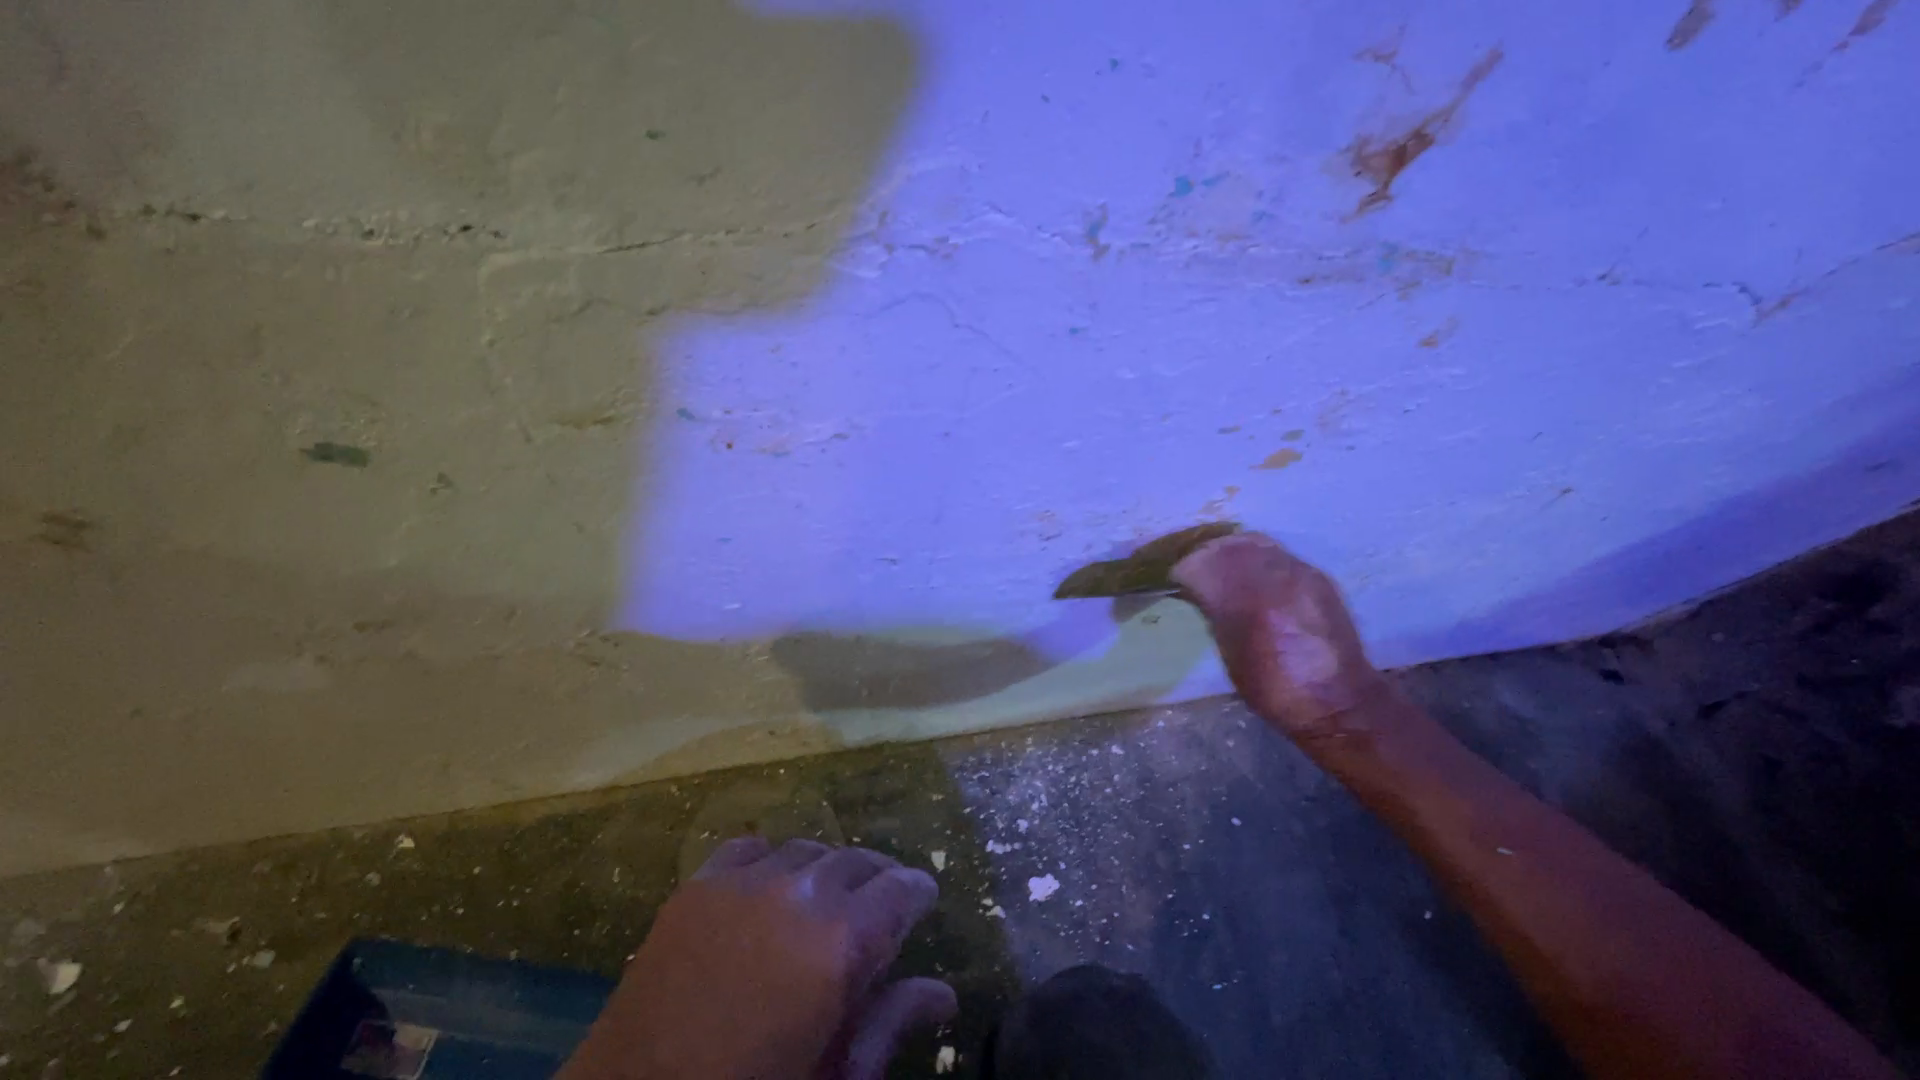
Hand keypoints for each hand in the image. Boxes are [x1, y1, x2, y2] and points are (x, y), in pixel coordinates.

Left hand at [559, 837, 955, 1079]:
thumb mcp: (835, 1074)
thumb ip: (890, 1024)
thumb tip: (942, 994)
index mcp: (842, 942)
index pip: (902, 889)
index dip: (918, 894)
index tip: (922, 905)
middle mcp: (799, 894)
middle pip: (857, 861)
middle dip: (877, 881)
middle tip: (879, 909)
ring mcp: (743, 884)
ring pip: (808, 850)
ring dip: (827, 870)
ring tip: (825, 902)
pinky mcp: (697, 886)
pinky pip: (750, 849)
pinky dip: (772, 860)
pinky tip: (771, 887)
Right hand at [1171, 532, 1388, 740]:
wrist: (1338, 701)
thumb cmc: (1276, 690)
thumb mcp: (1231, 655)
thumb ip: (1216, 614)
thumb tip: (1199, 591)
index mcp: (1247, 602)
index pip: (1202, 565)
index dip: (1184, 569)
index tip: (1175, 579)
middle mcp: (1275, 578)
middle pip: (1229, 546)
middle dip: (1206, 554)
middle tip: (1195, 569)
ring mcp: (1300, 573)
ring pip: (1256, 543)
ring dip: (1233, 552)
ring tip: (1223, 569)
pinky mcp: (1318, 576)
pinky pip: (1279, 554)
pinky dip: (1258, 559)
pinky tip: (1254, 578)